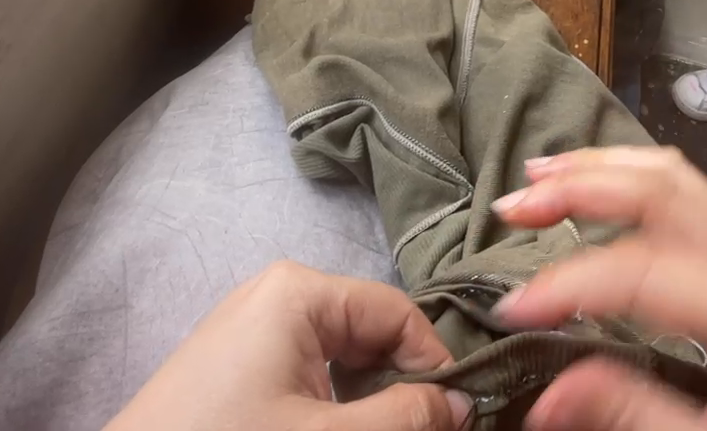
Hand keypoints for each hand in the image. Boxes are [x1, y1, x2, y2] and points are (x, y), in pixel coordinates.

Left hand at [103, 261, 472, 430]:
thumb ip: (404, 418)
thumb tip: (466, 402)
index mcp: (301, 290)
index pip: (395, 311)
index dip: (433, 364)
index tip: (462, 418)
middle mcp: (280, 291)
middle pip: (368, 330)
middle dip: (400, 385)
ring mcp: (256, 322)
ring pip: (341, 353)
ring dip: (369, 399)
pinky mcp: (241, 357)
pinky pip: (308, 367)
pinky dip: (334, 401)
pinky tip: (337, 430)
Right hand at [492, 147, 706, 430]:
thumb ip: (631, 413)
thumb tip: (540, 399)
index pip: (642, 266)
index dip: (568, 281)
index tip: (513, 309)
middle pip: (659, 186)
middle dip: (578, 186)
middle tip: (514, 205)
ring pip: (673, 175)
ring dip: (601, 168)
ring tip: (542, 173)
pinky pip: (689, 196)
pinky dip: (631, 182)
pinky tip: (600, 189)